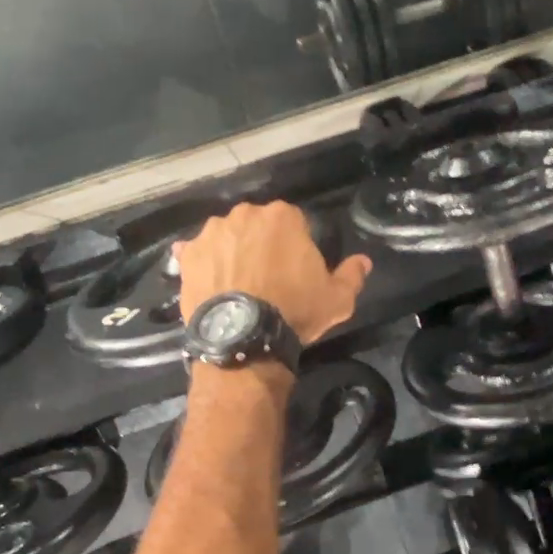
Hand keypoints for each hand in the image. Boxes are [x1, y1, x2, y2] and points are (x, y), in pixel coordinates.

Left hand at [173, 201, 372, 346]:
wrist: (244, 338)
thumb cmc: (295, 311)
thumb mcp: (337, 299)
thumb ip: (352, 275)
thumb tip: (364, 261)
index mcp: (282, 216)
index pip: (294, 221)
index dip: (296, 244)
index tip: (296, 267)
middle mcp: (244, 215)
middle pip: (257, 224)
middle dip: (262, 243)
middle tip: (268, 276)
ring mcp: (212, 233)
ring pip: (227, 236)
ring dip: (232, 251)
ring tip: (239, 283)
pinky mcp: (188, 255)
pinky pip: (194, 252)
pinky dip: (202, 261)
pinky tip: (209, 279)